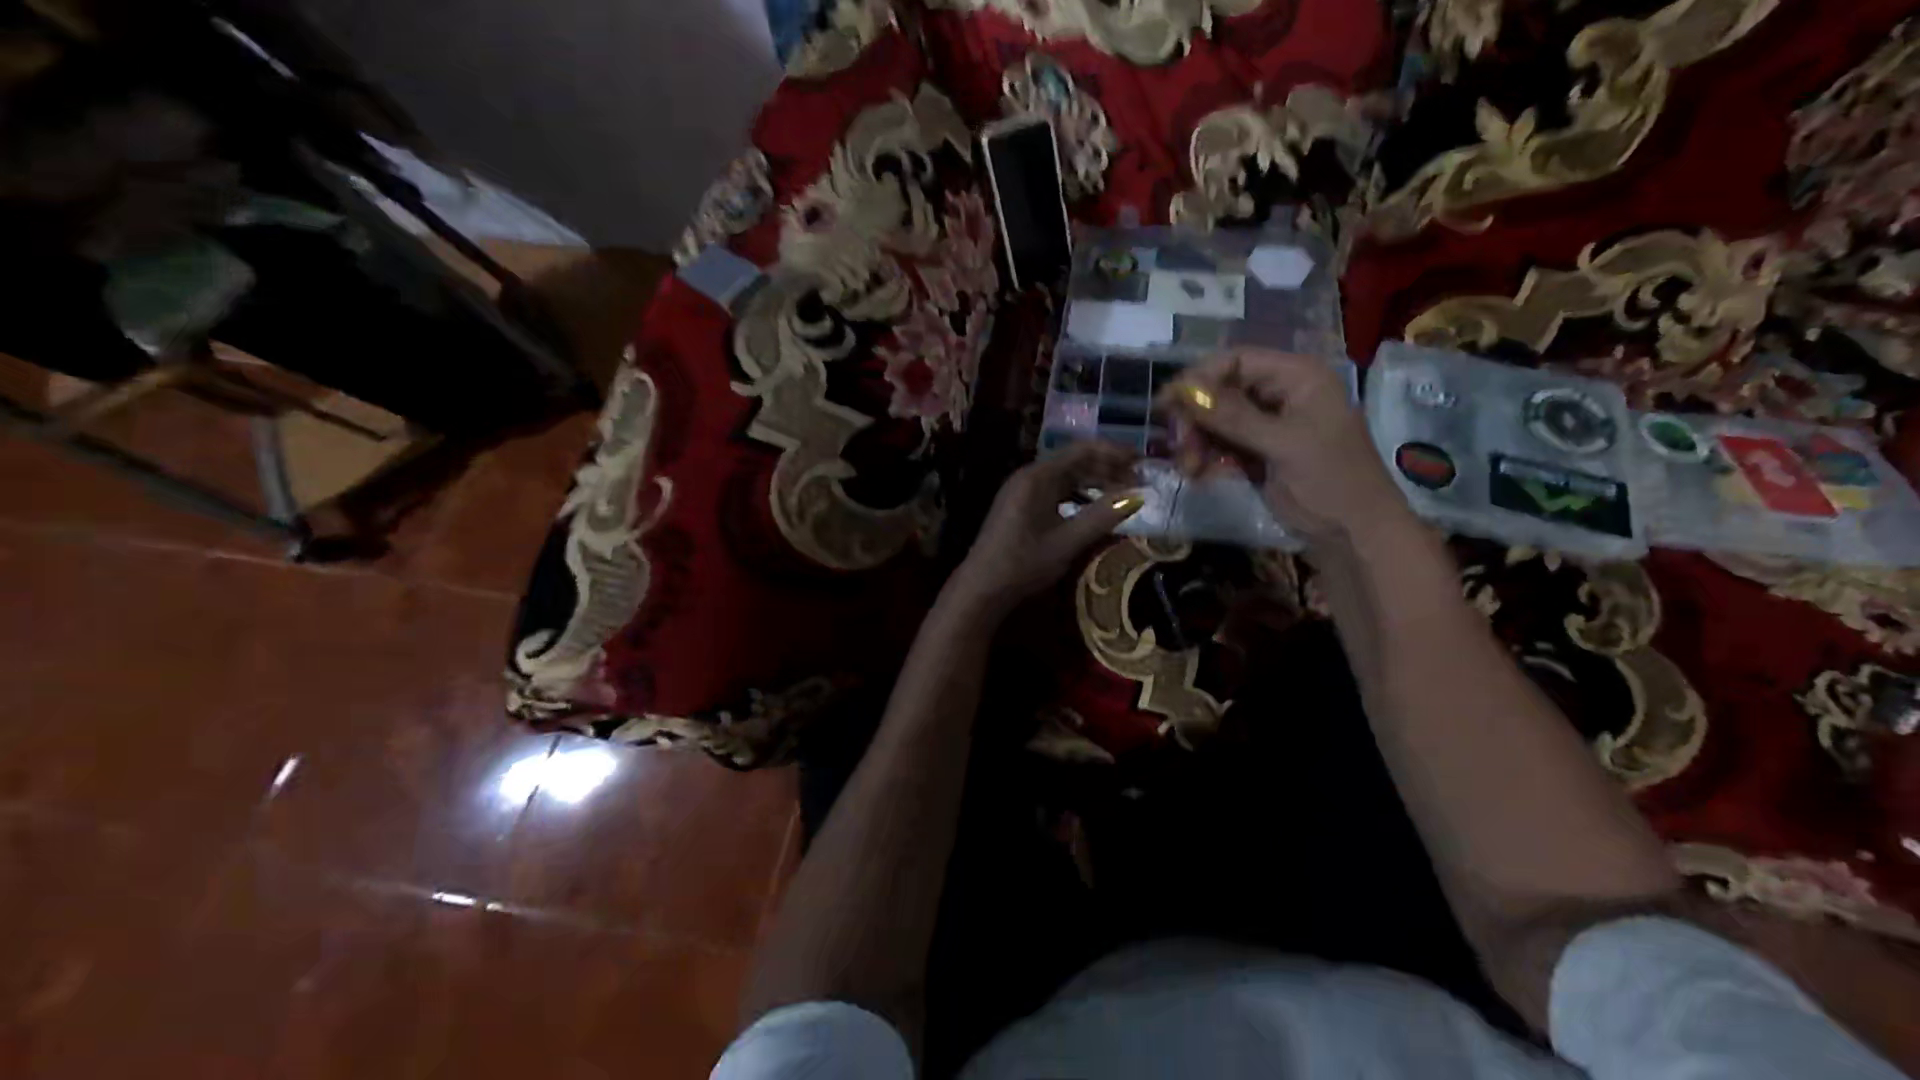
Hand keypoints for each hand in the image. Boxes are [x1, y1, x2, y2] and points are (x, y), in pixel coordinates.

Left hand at [947, 440, 1142, 615]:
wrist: (982, 587)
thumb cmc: (1024, 563)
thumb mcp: (1068, 541)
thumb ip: (1103, 516)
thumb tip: (1139, 496)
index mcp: (1037, 476)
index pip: (1082, 450)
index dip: (1115, 452)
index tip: (1143, 461)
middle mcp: (1029, 476)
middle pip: (1075, 461)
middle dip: (1108, 468)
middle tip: (1140, 480)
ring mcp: (1022, 491)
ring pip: (1066, 477)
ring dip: (1095, 482)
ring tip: (1123, 494)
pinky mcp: (1021, 506)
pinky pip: (1056, 491)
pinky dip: (1079, 495)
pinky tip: (1095, 508)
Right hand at [1158, 348, 1410, 546]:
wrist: (1356, 536)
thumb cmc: (1331, 481)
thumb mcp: (1282, 445)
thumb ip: (1232, 416)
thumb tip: (1182, 391)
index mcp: (1298, 378)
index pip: (1236, 361)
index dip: (1199, 380)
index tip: (1167, 406)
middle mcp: (1281, 393)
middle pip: (1220, 391)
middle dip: (1196, 418)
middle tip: (1179, 448)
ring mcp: (1269, 425)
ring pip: (1215, 421)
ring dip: (1196, 443)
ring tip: (1190, 470)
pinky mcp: (1259, 452)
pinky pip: (1221, 445)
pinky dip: (1206, 458)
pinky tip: (1199, 475)